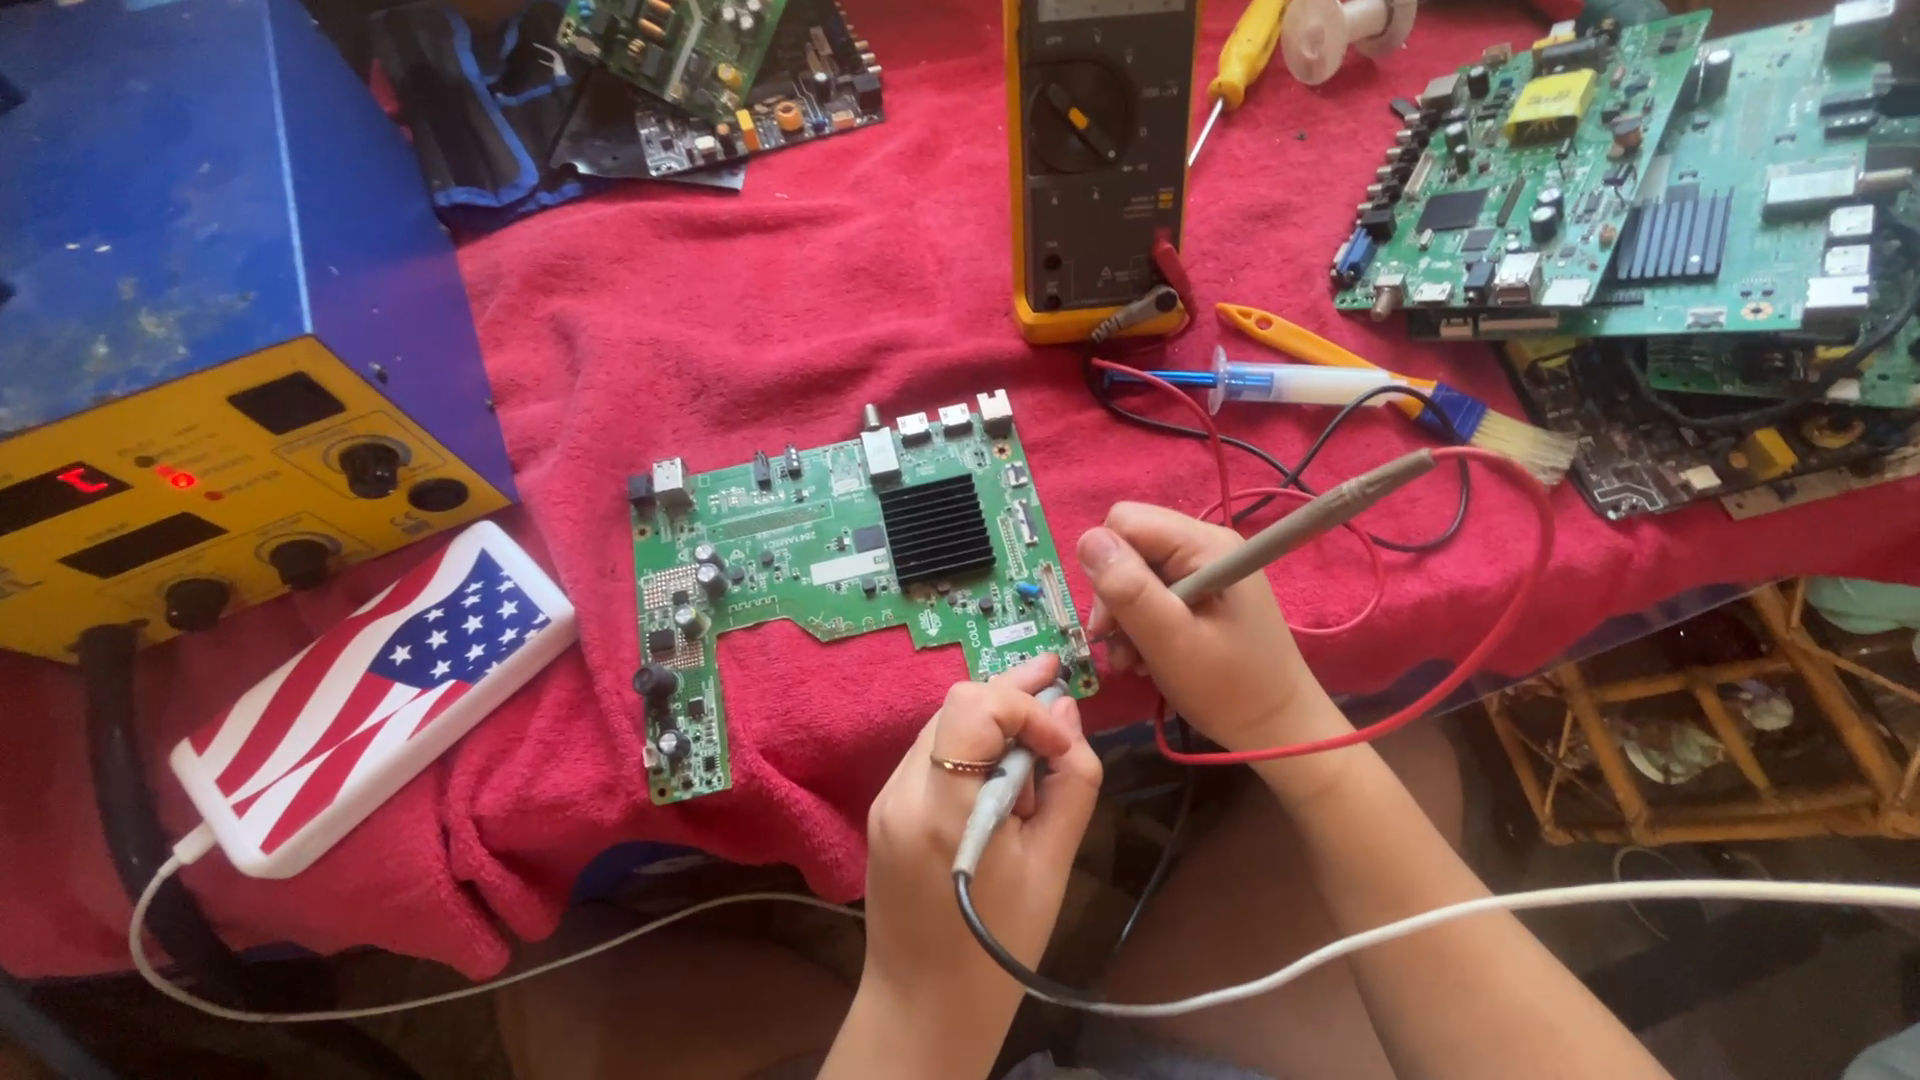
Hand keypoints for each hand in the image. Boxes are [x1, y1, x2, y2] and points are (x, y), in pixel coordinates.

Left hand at [860, 654, 1101, 1037]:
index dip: (1023, 705)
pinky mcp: (884, 811)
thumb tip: (1067, 714)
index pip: (972, 705)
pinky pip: (933, 759)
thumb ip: (1069, 783)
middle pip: (956, 707)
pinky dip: (971, 755)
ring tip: (1039, 752)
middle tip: (1058, 680)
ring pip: (945, 729)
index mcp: (940, 807)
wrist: (923, 1007)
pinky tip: (1003, 781)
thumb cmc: (996, 946)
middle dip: (1011, 700)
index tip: (1060, 741)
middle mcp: (901, 790)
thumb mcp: (1051, 866)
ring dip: (993, 727)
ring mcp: (885, 799)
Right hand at [1079, 502, 1346, 754]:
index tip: (1109, 621)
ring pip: (1135, 571)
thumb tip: (1087, 540)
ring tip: (1132, 660)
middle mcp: (1205, 544)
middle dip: (1114, 595)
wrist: (1278, 729)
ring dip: (1124, 616)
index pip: (1125, 521)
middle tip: (1118, 647)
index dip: (1106, 565)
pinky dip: (1139, 623)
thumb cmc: (1228, 688)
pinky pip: (1152, 591)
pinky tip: (1146, 656)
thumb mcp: (1171, 641)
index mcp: (1204, 544)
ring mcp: (1205, 568)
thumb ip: (1128, 589)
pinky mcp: (1202, 592)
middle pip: (1128, 546)